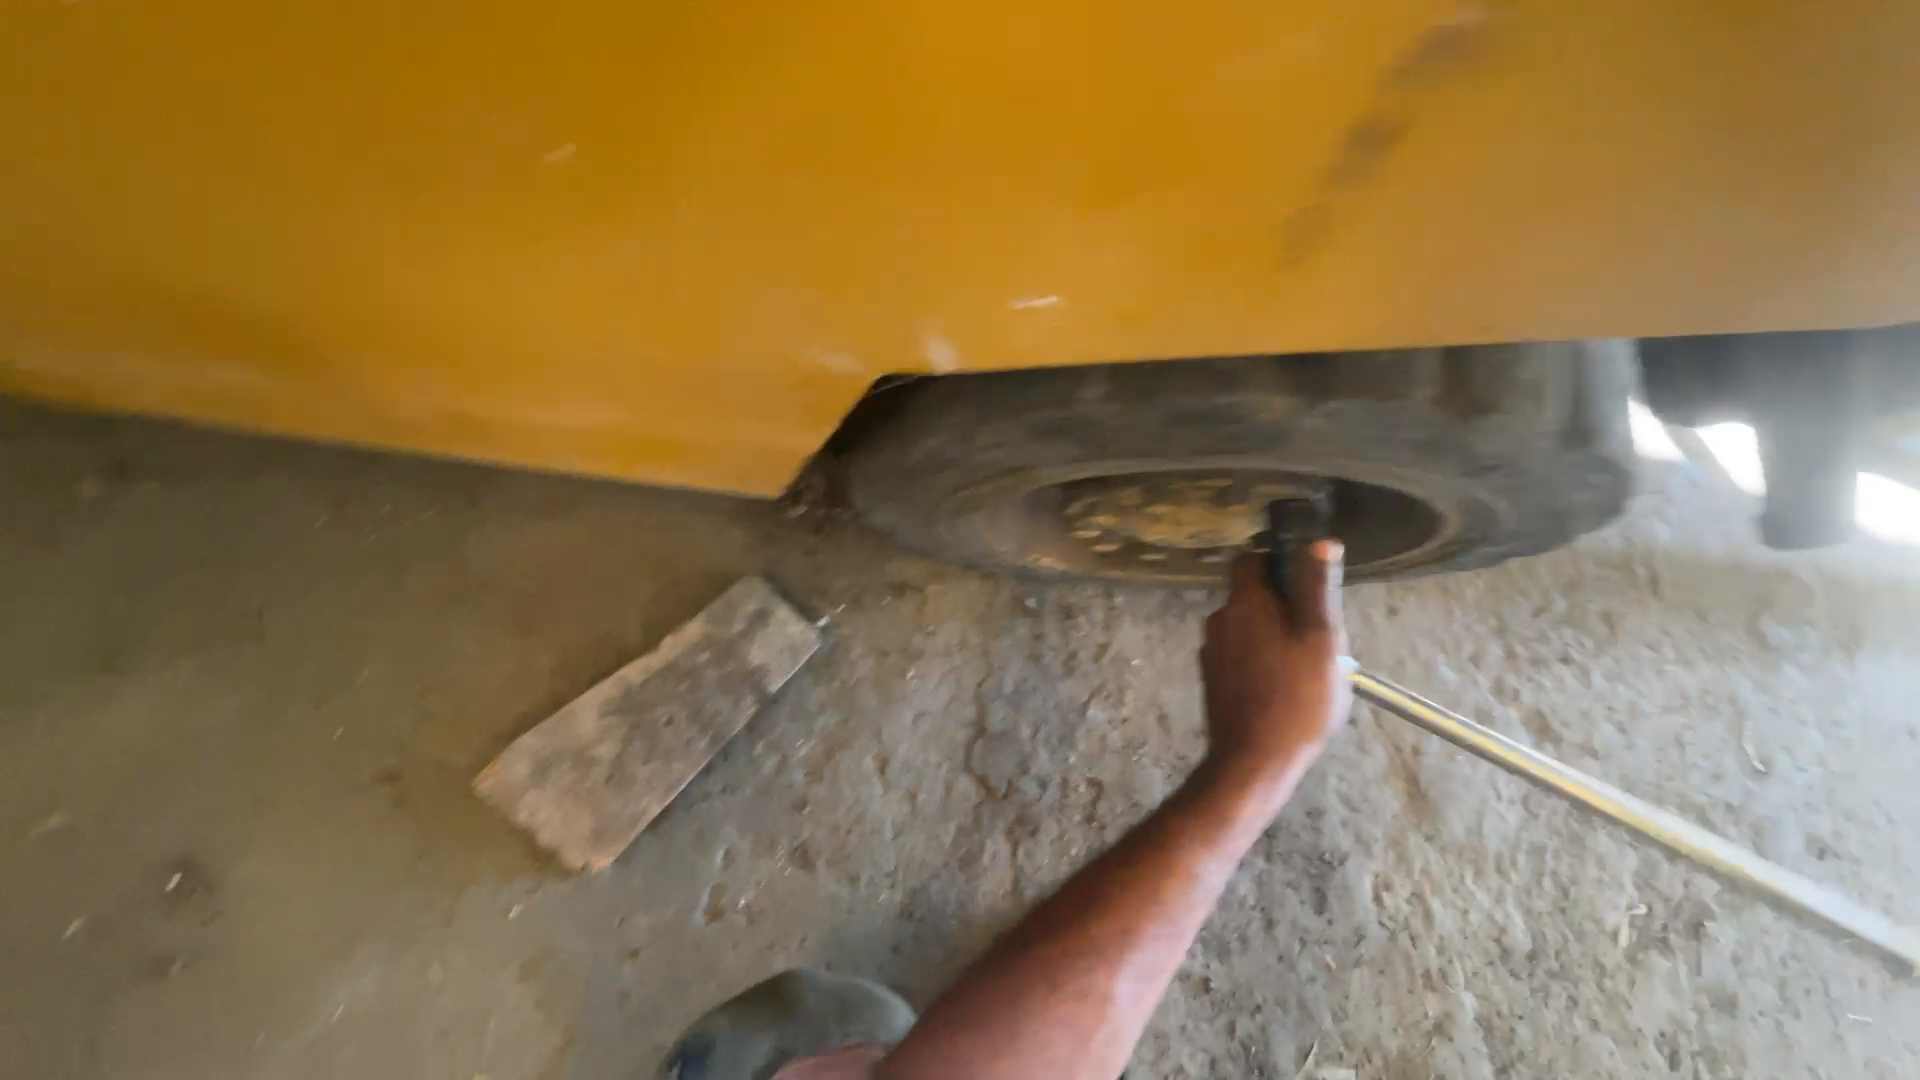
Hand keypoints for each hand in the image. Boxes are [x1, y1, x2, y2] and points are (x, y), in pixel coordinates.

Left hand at [1199, 541, 1351, 781]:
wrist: (1254, 758)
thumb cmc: (1297, 696)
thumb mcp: (1321, 638)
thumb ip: (1317, 587)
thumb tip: (1320, 542)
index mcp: (1244, 603)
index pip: (1249, 560)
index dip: (1275, 562)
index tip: (1303, 582)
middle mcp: (1219, 620)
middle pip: (1252, 597)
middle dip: (1283, 607)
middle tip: (1317, 637)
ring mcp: (1211, 651)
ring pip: (1247, 628)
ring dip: (1273, 636)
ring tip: (1305, 668)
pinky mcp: (1212, 678)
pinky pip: (1239, 655)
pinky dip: (1259, 660)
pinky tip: (1283, 688)